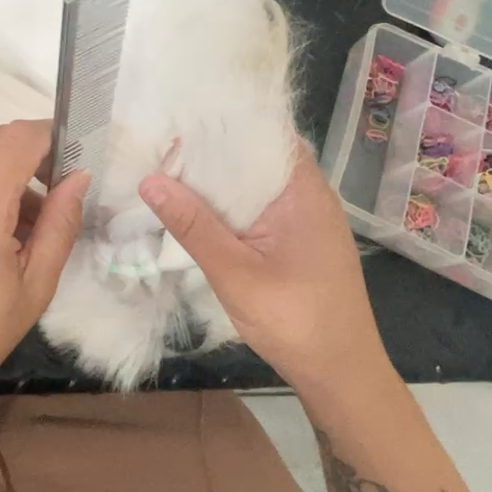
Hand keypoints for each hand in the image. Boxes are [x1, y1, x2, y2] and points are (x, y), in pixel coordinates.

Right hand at [139, 140, 389, 397]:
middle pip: (256, 155)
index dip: (224, 120)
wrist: (342, 377)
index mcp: (303, 192)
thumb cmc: (295, 322)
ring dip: (219, 177)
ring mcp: (306, 218)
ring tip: (169, 164)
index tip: (181, 113)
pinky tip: (197, 206)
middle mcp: (309, 196)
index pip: (264, 133)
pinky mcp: (299, 239)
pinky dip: (230, 201)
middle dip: (212, 148)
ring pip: (255, 182)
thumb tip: (149, 180)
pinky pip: (259, 205)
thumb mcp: (235, 273)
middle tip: (161, 139)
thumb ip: (193, 225)